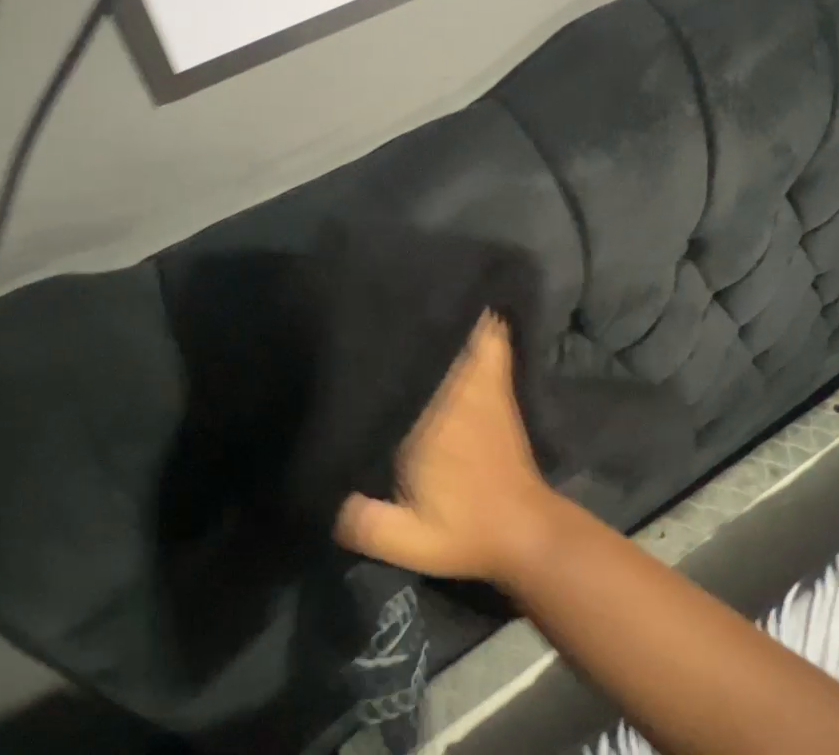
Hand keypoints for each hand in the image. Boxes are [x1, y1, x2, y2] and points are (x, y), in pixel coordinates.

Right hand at [334, 312, 560, 582]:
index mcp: (424, 420)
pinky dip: (475, 319)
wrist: (524, 531)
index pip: (388, 370)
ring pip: (456, 327)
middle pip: (418, 338)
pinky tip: (456, 304)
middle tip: (362, 307)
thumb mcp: (405, 541)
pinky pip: (490, 338)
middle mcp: (452, 390)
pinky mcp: (497, 385)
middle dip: (394, 319)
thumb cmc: (464, 532)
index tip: (340, 331)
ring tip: (401, 296)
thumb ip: (359, 521)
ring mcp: (480, 382)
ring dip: (432, 312)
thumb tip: (314, 489)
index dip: (365, 346)